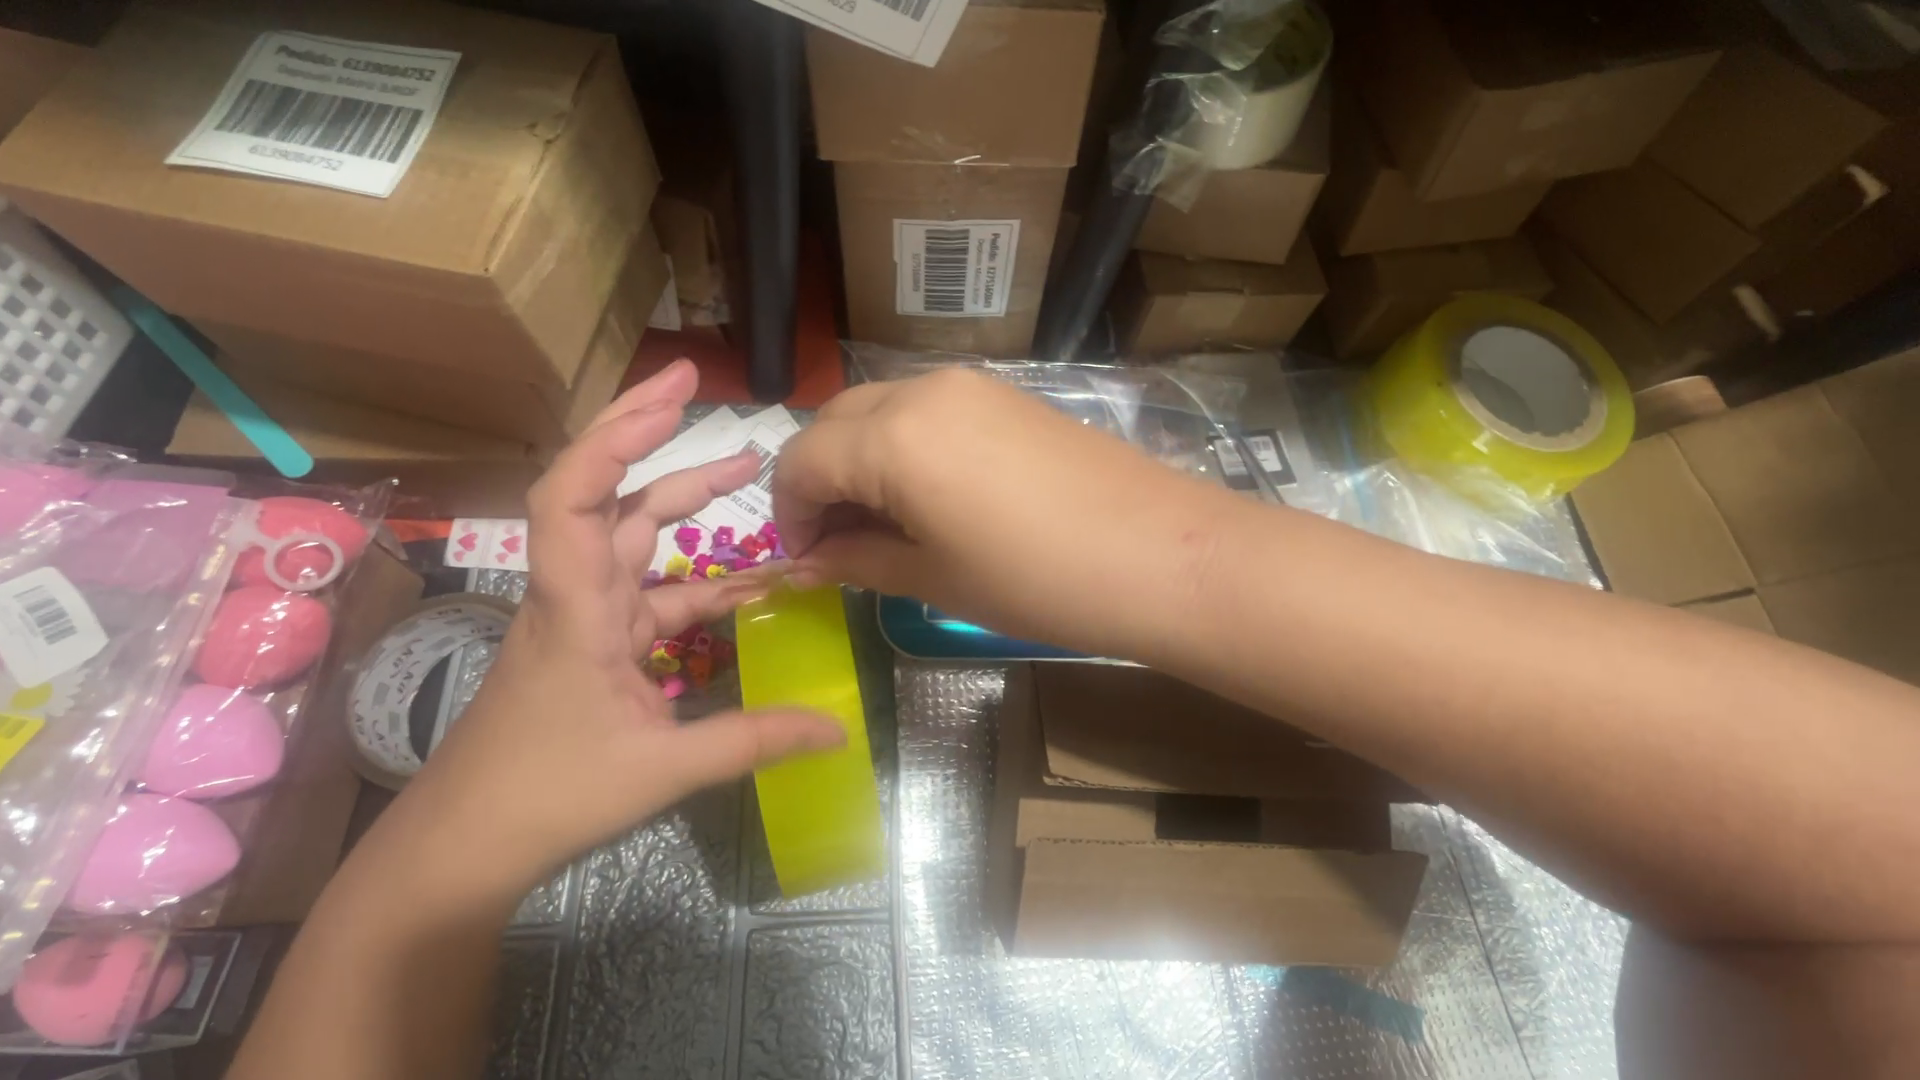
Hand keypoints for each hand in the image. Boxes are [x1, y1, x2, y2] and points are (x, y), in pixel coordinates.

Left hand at [390, 360, 843, 900]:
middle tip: (707, 401)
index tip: (671, 398)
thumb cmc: (547, 796)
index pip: (573, 494)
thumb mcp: (661, 769)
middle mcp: (577, 596)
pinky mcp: (599, 648)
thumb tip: (839, 729)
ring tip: (746, 472)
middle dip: (655, 442)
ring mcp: (587, 620)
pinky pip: (654, 597)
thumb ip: (753, 741)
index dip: (614, 436)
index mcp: (576, 607)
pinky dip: (698, 583)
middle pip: (610, 498)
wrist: (467, 843)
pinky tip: (747, 584)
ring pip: (634, 541)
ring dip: (683, 504)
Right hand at [773, 369, 1242, 660]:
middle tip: (839, 543)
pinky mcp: (1006, 393)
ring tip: (884, 523)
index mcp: (891, 437)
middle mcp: (922, 390)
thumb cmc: (1036, 581)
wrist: (1159, 555)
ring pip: (881, 410)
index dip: (790, 515)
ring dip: (861, 459)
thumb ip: (858, 560)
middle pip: (835, 423)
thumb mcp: (934, 578)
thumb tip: (808, 562)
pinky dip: (904, 446)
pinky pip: (928, 410)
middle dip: (820, 480)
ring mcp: (970, 385)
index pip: (801, 462)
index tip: (806, 561)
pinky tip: (930, 496)